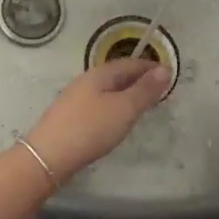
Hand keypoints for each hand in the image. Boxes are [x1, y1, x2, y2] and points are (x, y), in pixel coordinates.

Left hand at [23, 59, 170, 177]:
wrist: (48, 155)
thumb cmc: (91, 128)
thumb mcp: (124, 108)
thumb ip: (145, 90)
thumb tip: (165, 68)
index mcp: (100, 73)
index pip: (131, 63)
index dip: (151, 67)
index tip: (169, 76)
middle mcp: (85, 80)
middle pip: (118, 74)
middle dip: (139, 80)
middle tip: (159, 92)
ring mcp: (75, 97)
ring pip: (107, 89)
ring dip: (126, 93)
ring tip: (141, 106)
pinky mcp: (69, 115)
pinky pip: (98, 103)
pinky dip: (113, 106)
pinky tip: (116, 119)